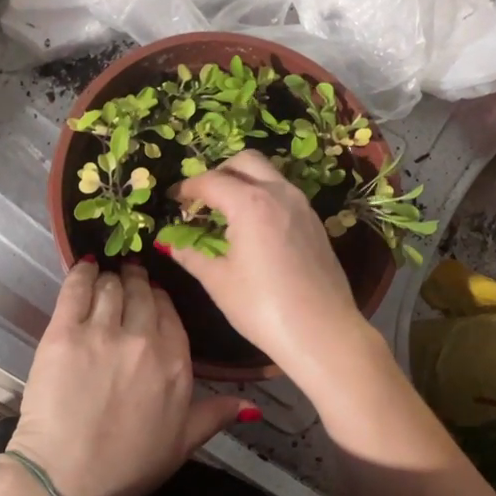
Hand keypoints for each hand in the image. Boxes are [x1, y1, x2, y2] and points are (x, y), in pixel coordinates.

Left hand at [7, 260, 248, 495]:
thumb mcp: (183, 444)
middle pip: (141, 293)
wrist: (67, 478)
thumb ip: (215, 414)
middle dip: (135, 281)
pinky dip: (81, 273)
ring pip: (111, 287)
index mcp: (176, 362)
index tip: (151, 296)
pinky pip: (76, 289)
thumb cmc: (128, 467)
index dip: (159, 301)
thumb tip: (252, 406)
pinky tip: (83, 266)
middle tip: (128, 276)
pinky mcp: (63, 332)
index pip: (170, 313)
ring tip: (105, 277)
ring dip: (110, 279)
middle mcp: (144, 339)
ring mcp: (102, 332)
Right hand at [163, 150, 372, 373]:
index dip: (187, 188)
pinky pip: (284, 196)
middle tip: (202, 199)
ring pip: (269, 176)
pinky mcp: (316, 224)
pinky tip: (253, 230)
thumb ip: (192, 255)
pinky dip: (263, 198)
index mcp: (251, 202)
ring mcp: (303, 207)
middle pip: (245, 162)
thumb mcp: (218, 281)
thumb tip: (172, 243)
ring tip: (226, 214)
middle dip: (219, 173)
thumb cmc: (263, 307)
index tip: (173, 200)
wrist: (322, 332)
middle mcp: (280, 193)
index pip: (211, 181)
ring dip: (244, 183)